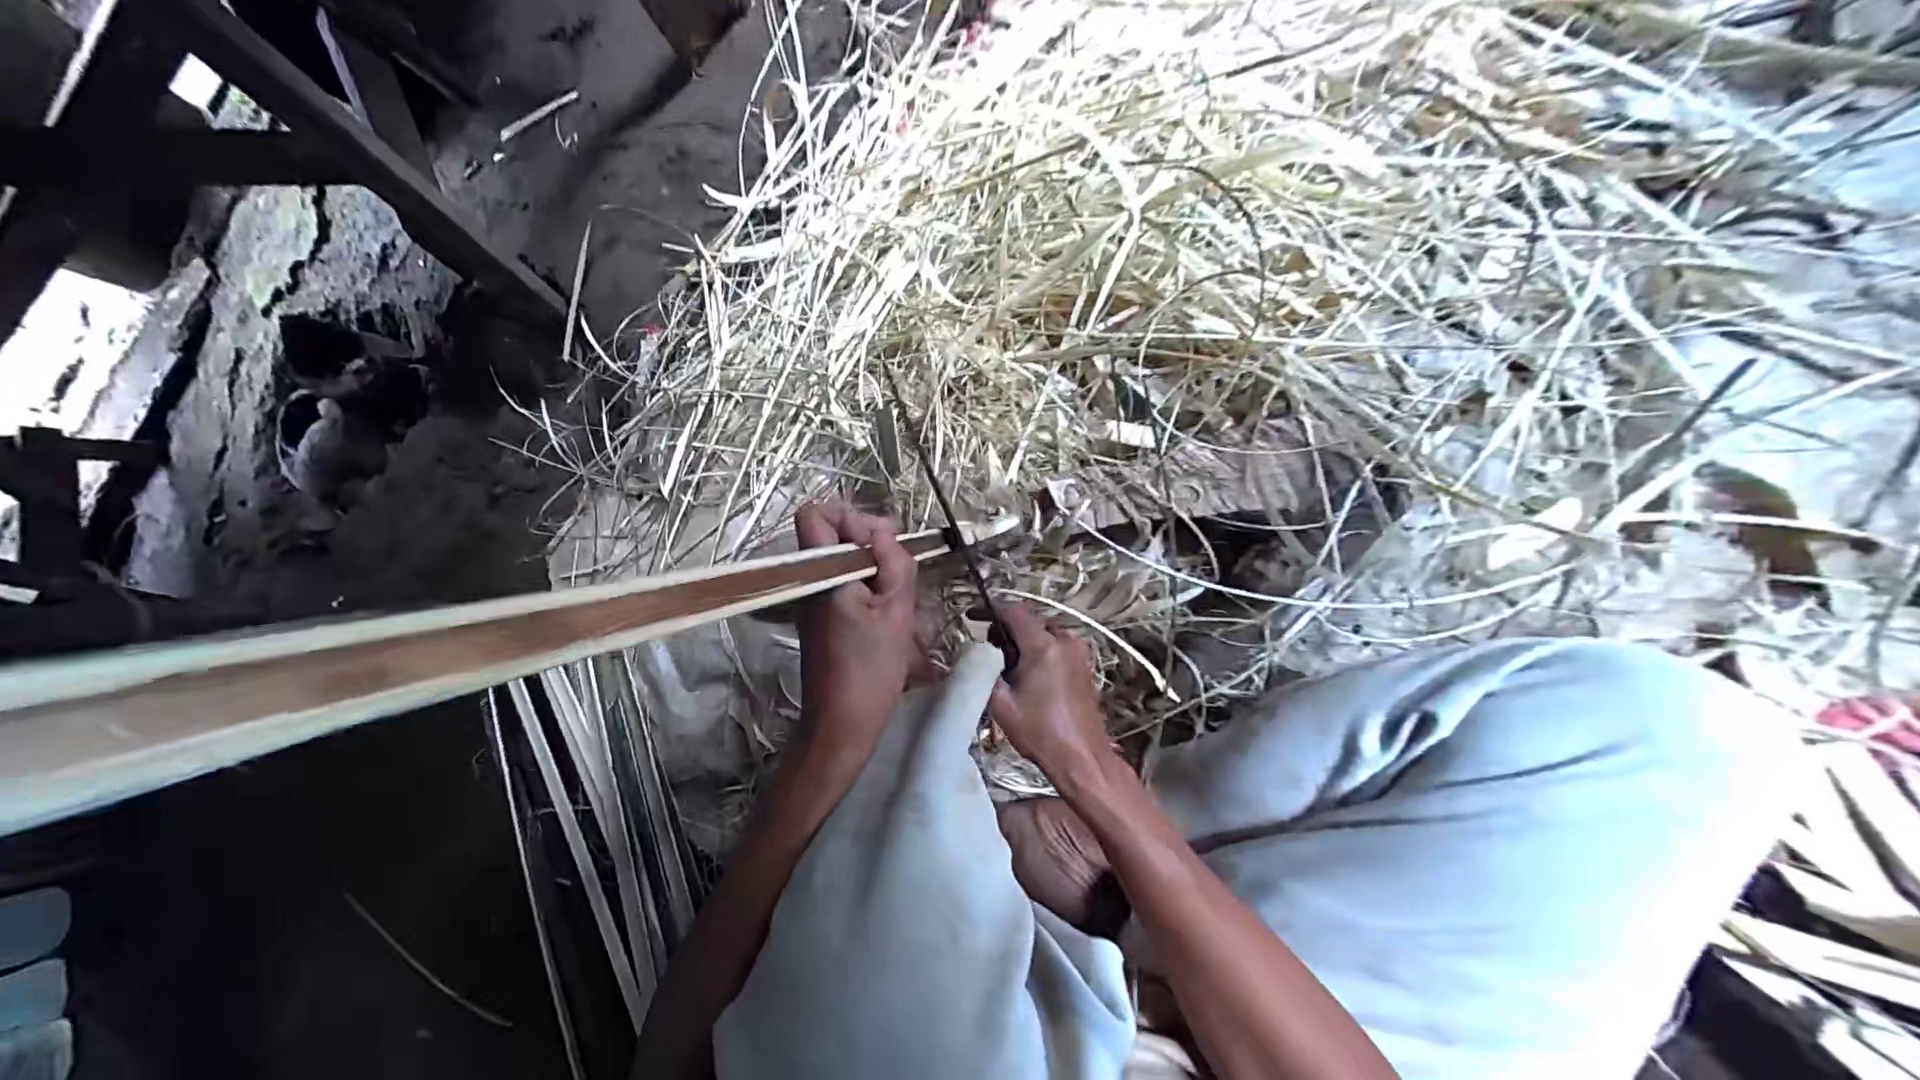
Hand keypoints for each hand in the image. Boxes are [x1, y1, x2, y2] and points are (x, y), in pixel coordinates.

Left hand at [794, 500, 918, 759]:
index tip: (881, 544)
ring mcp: (814, 599)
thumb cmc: (870, 670)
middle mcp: (810, 581)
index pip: (817, 514)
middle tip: (898, 566)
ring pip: (842, 560)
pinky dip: (868, 587)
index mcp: (822, 573)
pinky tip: (890, 611)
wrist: (841, 725)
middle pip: (832, 534)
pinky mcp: (822, 617)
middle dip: (869, 541)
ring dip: (874, 566)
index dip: (851, 517)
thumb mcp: (896, 612)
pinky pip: (844, 583)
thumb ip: (893, 564)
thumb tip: (885, 531)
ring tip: (899, 592)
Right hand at [988, 605, 1112, 776]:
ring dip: (1027, 640)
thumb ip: (986, 669)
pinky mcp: (1085, 665)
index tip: (976, 616)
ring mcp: (1079, 652)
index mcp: (1043, 647)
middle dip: (1009, 629)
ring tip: (1011, 666)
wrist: (1082, 757)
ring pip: (1045, 632)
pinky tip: (1032, 675)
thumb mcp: (1000, 703)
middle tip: (991, 650)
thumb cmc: (1039, 732)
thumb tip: (979, 652)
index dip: (992, 610)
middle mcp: (1065, 641)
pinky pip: (1058, 646)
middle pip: (1031, 620)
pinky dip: (1042, 651)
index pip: (1015, 611)